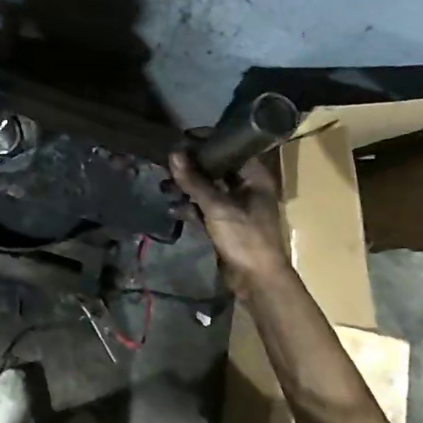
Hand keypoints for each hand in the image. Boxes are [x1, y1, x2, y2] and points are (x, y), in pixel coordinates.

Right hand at [168, 151, 294, 292]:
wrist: (257, 281)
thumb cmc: (245, 238)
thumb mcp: (217, 207)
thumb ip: (195, 180)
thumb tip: (174, 153)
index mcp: (255, 177)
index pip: (230, 149)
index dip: (206, 142)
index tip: (181, 140)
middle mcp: (247, 187)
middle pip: (216, 169)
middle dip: (191, 168)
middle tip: (167, 166)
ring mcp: (237, 206)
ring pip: (209, 189)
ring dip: (188, 189)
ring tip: (165, 189)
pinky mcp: (227, 224)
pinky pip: (206, 208)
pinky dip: (192, 207)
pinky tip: (174, 209)